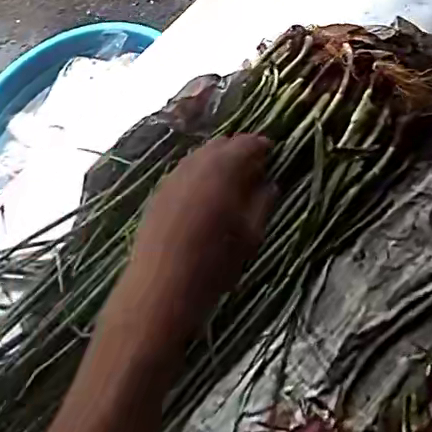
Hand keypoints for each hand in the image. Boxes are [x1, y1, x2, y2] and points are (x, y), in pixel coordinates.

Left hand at [105, 135, 274, 345]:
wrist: (161, 288)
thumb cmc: (214, 263)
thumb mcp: (250, 236)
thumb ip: (263, 203)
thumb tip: (270, 184)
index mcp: (222, 168)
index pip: (246, 143)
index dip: (261, 146)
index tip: (272, 153)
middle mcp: (195, 163)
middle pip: (221, 144)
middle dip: (239, 151)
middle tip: (254, 168)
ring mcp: (173, 176)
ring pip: (200, 156)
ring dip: (217, 161)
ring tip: (231, 182)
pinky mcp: (159, 191)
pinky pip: (184, 171)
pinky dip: (199, 174)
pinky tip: (205, 195)